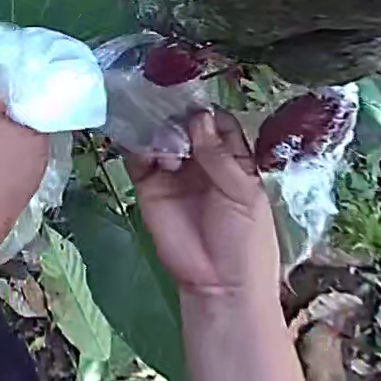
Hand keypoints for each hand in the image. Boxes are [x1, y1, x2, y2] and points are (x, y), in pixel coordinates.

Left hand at [0, 75, 50, 272]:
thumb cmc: (5, 170)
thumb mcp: (35, 134)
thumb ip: (46, 107)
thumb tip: (58, 91)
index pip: (13, 69)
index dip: (40, 70)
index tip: (67, 72)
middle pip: (13, 88)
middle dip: (39, 90)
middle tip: (71, 90)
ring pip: (13, 106)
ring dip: (35, 109)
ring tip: (65, 108)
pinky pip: (9, 122)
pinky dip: (26, 124)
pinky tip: (49, 128)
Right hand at [129, 108, 278, 300]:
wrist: (218, 282)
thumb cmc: (245, 241)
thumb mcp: (244, 195)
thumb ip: (219, 156)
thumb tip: (198, 116)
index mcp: (232, 163)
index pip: (219, 126)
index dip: (207, 112)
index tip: (193, 99)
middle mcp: (199, 162)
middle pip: (184, 127)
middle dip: (175, 115)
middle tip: (165, 104)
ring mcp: (171, 172)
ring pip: (159, 138)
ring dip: (155, 128)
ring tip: (154, 127)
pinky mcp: (147, 183)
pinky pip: (137, 157)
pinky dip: (135, 145)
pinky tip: (140, 142)